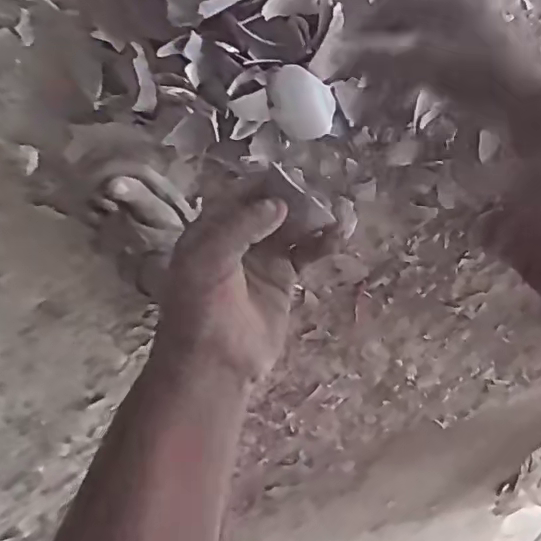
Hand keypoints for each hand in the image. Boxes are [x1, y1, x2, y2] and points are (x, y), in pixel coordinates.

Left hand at [155, 195, 335, 383]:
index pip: (239, 195)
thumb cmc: (201, 309)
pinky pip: (305, 253)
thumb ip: (241, 227)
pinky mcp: (283, 279)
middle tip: (321, 192)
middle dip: (295, 198)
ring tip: (339, 211)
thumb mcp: (208, 260)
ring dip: (314, 218)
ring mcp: (261, 258)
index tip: (292, 176)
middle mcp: (237, 239)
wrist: (213, 364)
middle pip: (270, 207)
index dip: (264, 184)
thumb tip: (279, 205)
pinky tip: (339, 235)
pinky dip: (322, 242)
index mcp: (210, 229)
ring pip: (291, 228)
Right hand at [347, 0, 540, 122]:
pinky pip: (426, 60)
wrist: (526, 105)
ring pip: (411, 41)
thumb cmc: (478, 75)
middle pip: (400, 21)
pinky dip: (407, 75)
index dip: (364, 23)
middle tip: (356, 73)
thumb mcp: (423, 63)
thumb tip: (340, 57)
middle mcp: (454, 5)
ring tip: (374, 90)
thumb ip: (378, 58)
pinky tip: (398, 96)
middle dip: (374, 48)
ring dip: (388, 65)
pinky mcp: (468, 56)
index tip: (345, 50)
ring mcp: (464, 30)